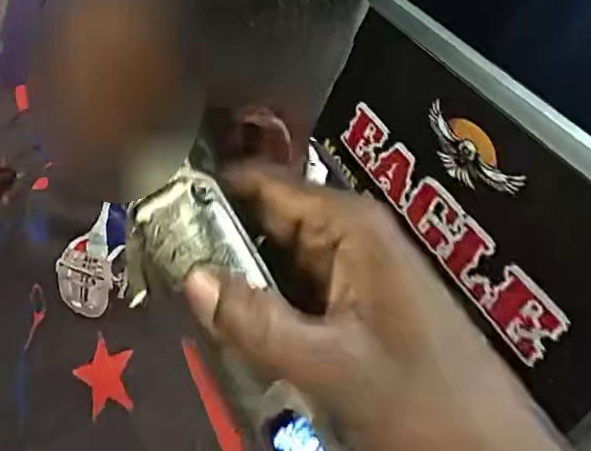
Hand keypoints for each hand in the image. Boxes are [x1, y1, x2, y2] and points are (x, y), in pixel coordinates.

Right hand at [183, 165, 565, 450]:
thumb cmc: (432, 409)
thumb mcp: (338, 370)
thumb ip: (259, 324)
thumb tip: (188, 278)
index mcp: (348, 224)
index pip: (261, 182)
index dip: (210, 190)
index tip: (159, 208)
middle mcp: (347, 234)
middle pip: (262, 220)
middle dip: (216, 241)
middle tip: (162, 260)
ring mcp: (351, 270)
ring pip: (273, 259)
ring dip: (236, 279)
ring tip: (183, 292)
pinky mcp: (353, 306)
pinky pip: (292, 292)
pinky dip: (261, 306)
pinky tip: (230, 327)